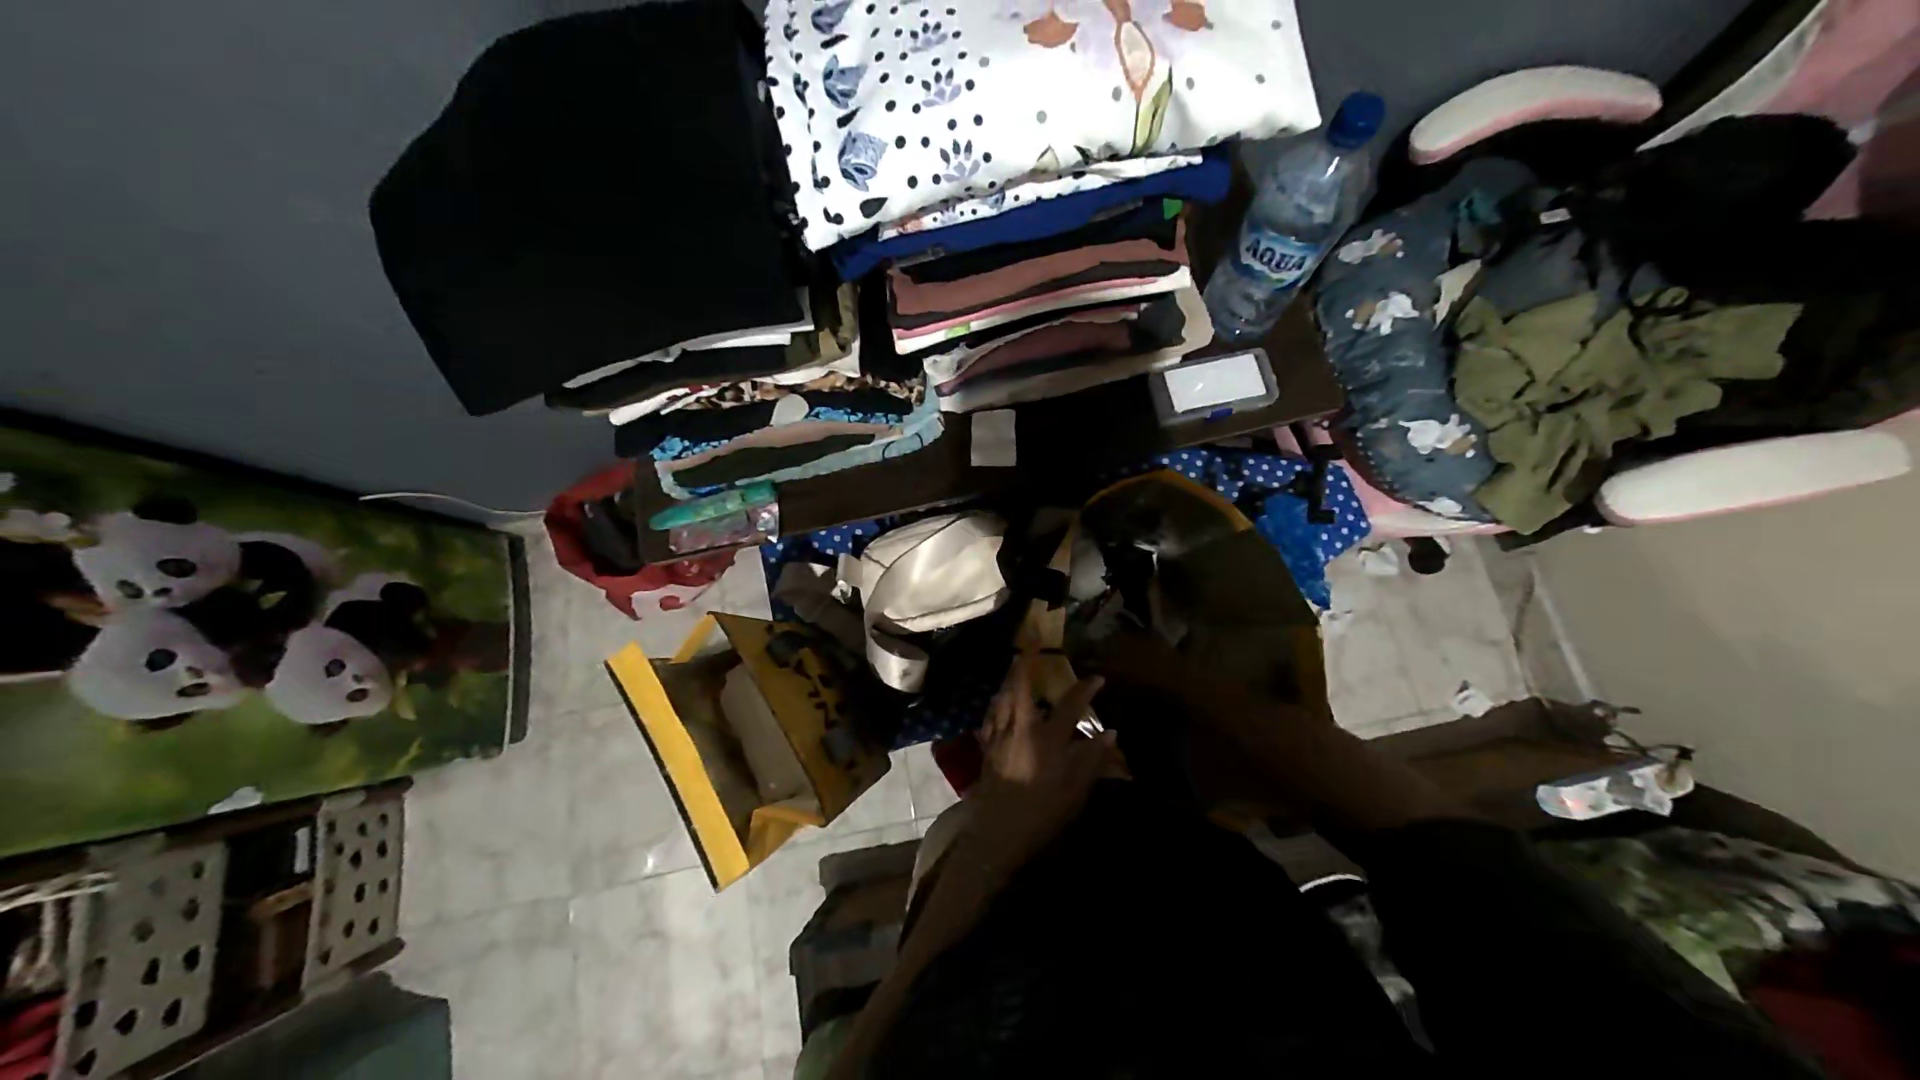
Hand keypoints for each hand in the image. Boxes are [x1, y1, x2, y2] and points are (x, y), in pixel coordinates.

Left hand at [969, 653, 1123, 862]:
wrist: (997, 834)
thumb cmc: (1041, 814)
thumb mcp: (1075, 791)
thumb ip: (1092, 759)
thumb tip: (1110, 733)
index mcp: (1046, 739)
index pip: (1070, 706)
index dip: (1086, 690)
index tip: (1098, 678)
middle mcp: (1020, 729)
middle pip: (1021, 686)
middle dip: (1026, 661)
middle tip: (1031, 641)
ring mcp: (999, 736)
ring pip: (1002, 697)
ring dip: (1011, 678)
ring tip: (1017, 665)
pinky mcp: (986, 748)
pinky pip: (991, 715)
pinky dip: (998, 703)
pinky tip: (1001, 702)